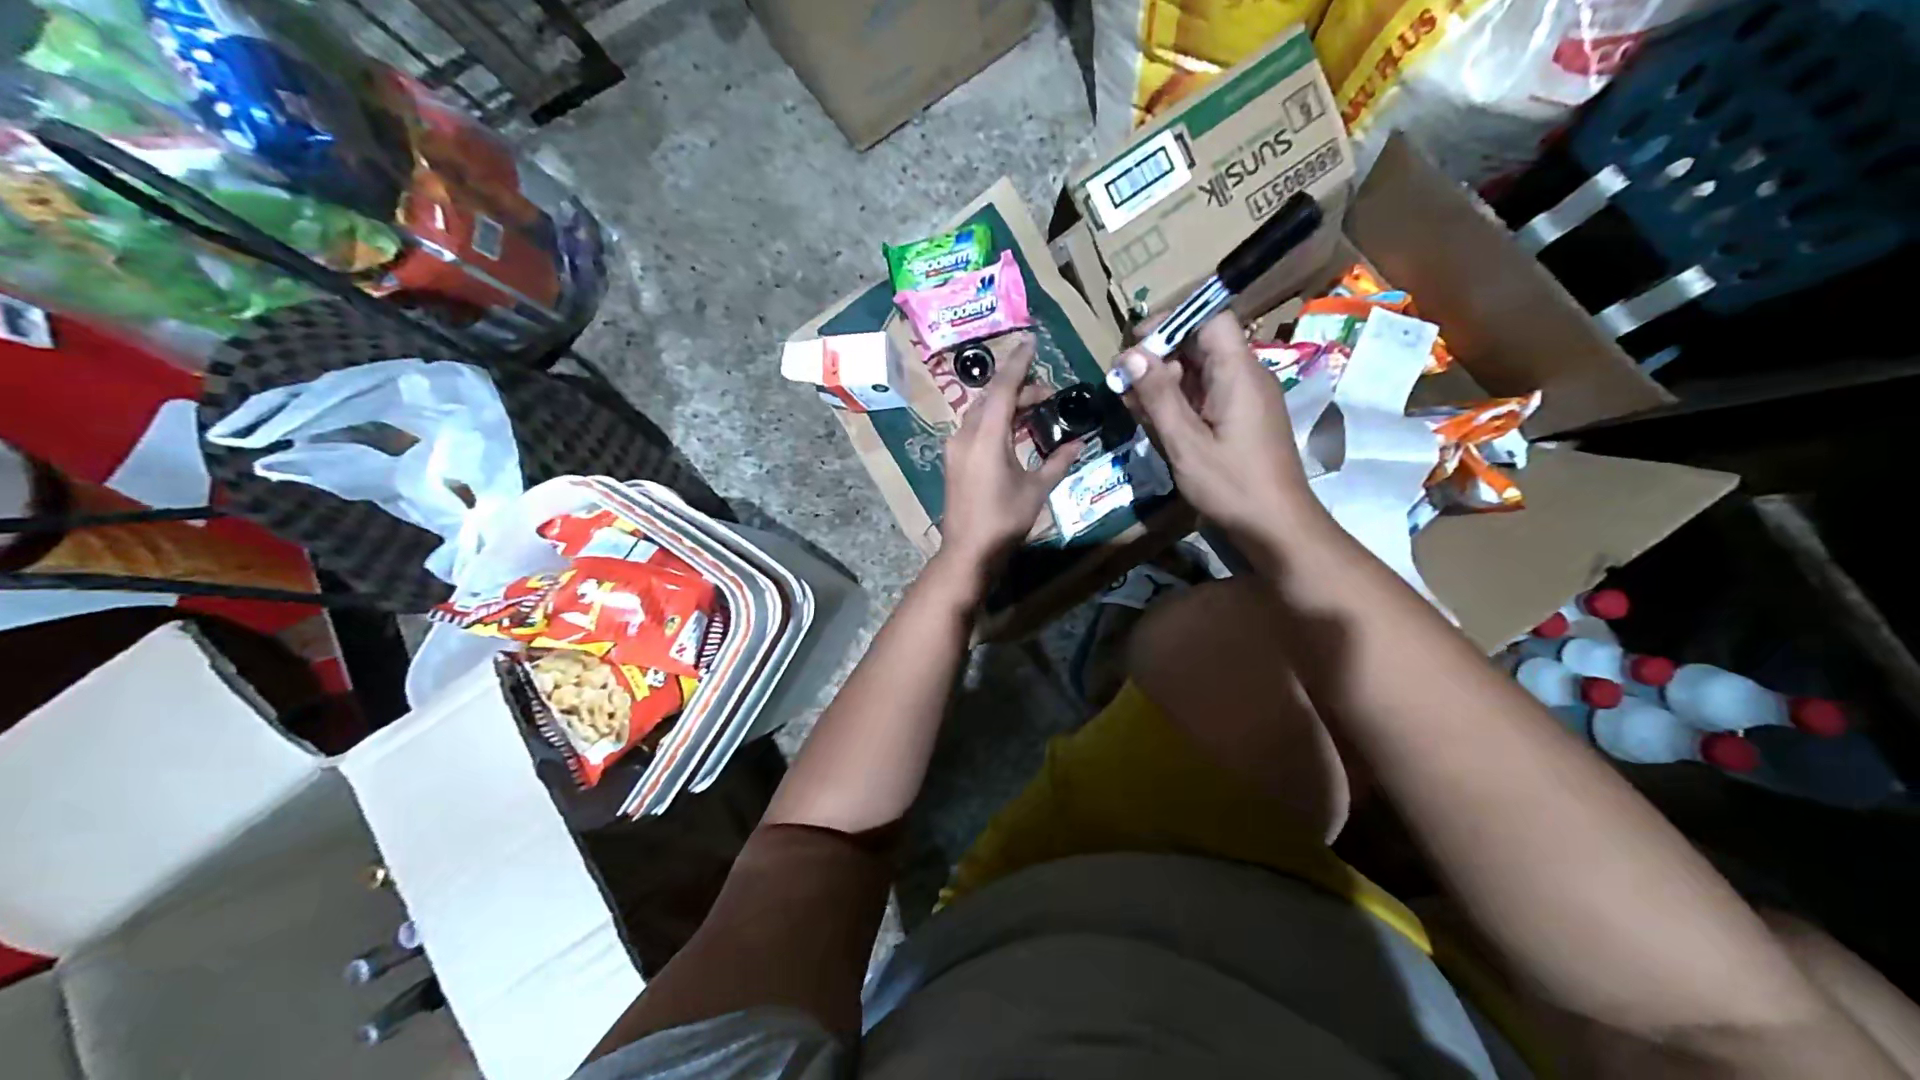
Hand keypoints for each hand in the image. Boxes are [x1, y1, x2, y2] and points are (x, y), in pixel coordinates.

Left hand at [936, 337, 1080, 576]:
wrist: (968, 551)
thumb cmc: (1005, 519)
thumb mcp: (1037, 489)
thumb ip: (1058, 461)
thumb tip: (1079, 443)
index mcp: (986, 435)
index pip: (1004, 386)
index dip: (1019, 362)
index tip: (1031, 341)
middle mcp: (966, 434)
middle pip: (992, 397)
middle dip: (1020, 389)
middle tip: (1049, 395)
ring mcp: (956, 447)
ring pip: (982, 413)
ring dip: (1007, 406)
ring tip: (1035, 411)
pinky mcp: (954, 460)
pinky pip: (975, 428)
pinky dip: (996, 422)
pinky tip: (1015, 433)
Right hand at [1116, 312, 1315, 544]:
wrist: (1277, 527)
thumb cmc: (1232, 485)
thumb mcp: (1185, 443)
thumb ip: (1158, 397)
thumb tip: (1131, 355)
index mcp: (1238, 373)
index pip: (1209, 320)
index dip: (1171, 322)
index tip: (1135, 345)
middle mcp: (1246, 377)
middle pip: (1200, 345)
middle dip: (1158, 358)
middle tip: (1122, 383)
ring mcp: (1245, 399)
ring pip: (1199, 373)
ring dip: (1164, 384)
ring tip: (1131, 406)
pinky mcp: (1241, 420)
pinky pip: (1206, 396)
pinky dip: (1179, 403)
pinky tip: (1155, 423)